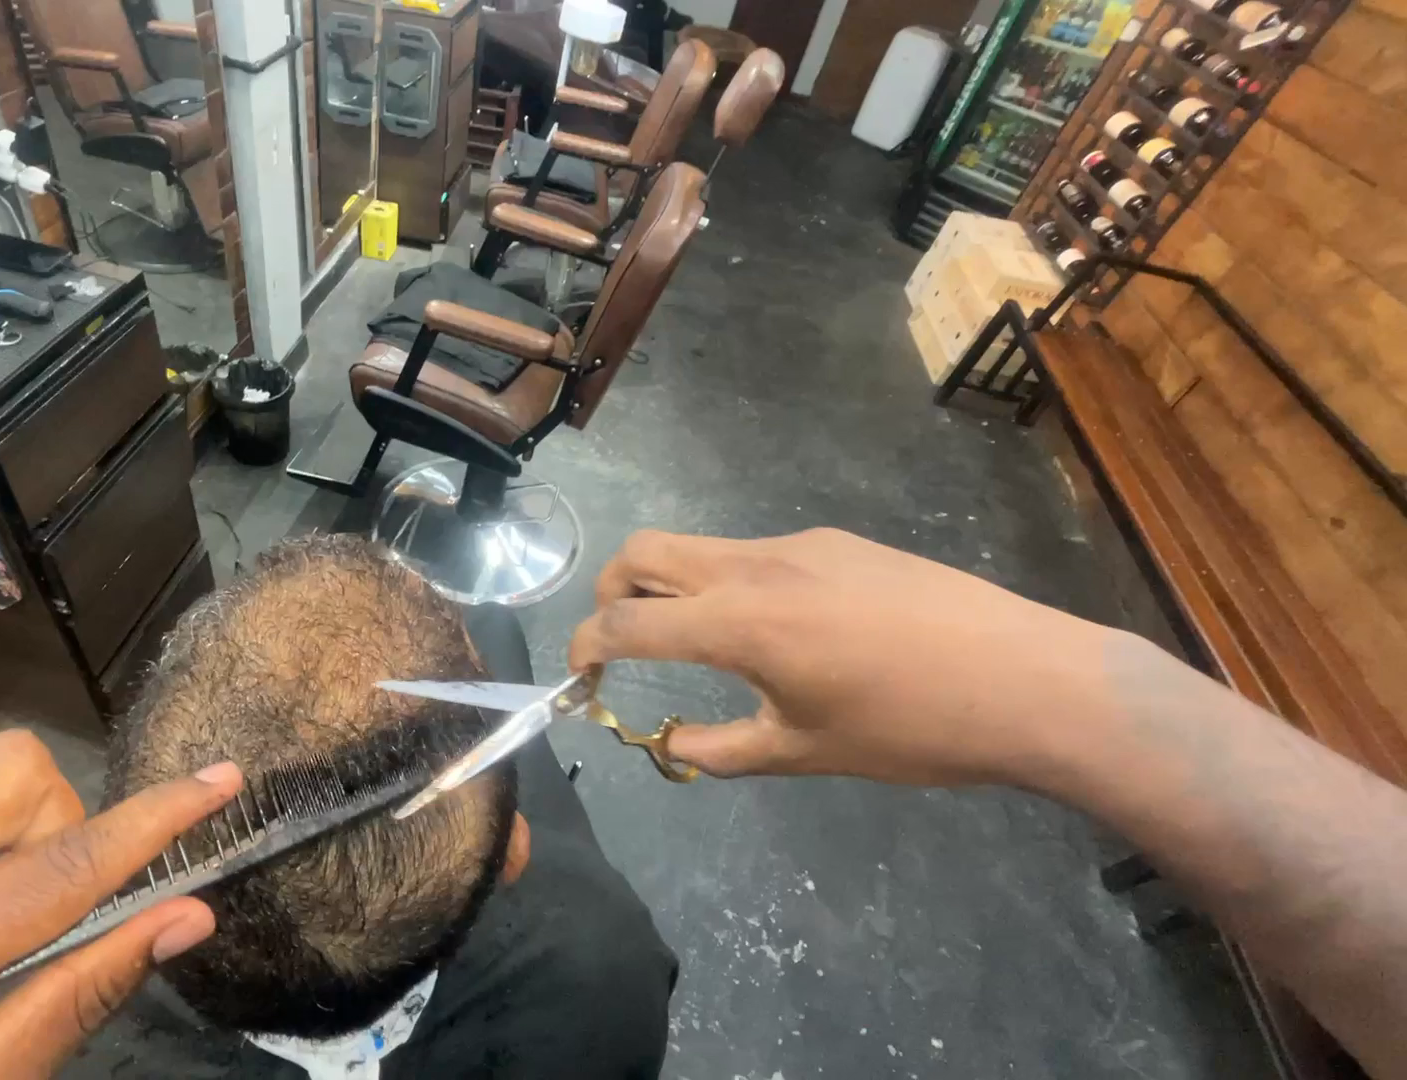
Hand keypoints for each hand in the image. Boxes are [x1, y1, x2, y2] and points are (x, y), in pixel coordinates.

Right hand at [569, 529, 1135, 786]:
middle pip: (641, 550)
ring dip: (670, 585)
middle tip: (622, 641)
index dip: (584, 647)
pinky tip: (781, 629)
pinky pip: (751, 553)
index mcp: (738, 622)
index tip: (581, 676)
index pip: (624, 620)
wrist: (1034, 680)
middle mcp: (753, 567)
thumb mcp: (803, 751)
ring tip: (702, 641)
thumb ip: (719, 748)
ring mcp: (795, 545)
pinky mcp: (832, 541)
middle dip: (610, 593)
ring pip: (695, 546)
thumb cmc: (910, 729)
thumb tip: (671, 744)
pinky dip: (728, 584)